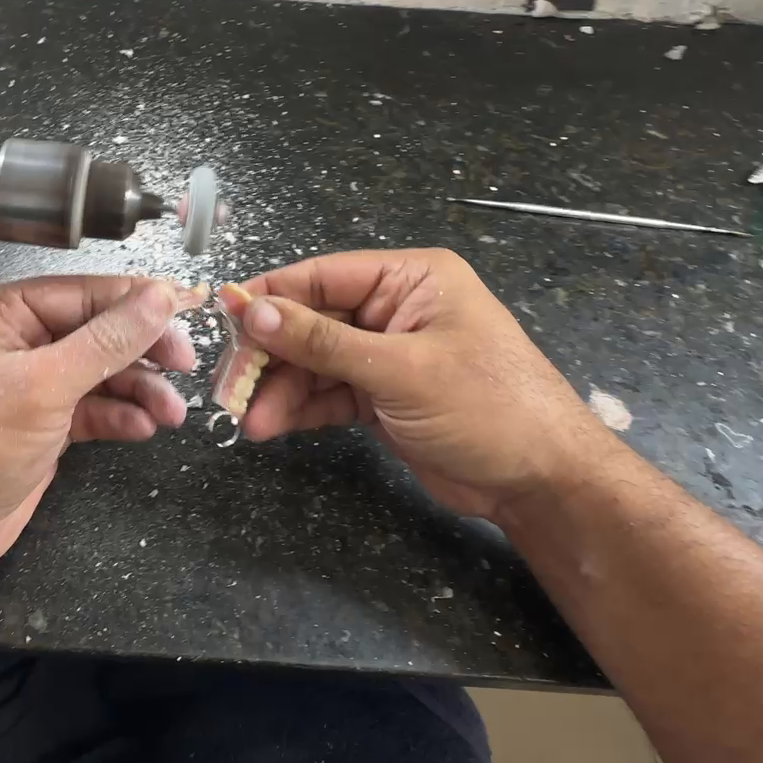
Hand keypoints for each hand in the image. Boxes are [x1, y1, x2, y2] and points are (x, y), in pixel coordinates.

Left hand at [0, 276, 201, 571]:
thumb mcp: (45, 387)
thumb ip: (108, 341)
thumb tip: (162, 296)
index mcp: (1, 311)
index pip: (84, 292)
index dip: (139, 301)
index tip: (191, 311)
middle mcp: (17, 336)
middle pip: (97, 329)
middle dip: (142, 350)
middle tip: (186, 366)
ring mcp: (31, 379)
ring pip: (100, 369)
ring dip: (138, 389)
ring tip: (171, 413)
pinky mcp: (44, 418)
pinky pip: (92, 404)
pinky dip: (118, 414)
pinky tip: (143, 428)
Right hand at [224, 249, 623, 520]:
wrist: (541, 484)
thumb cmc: (485, 407)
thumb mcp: (400, 370)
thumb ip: (321, 341)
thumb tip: (250, 310)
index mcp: (408, 280)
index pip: (321, 278)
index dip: (269, 297)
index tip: (221, 318)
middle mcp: (391, 309)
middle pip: (309, 323)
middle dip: (269, 356)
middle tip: (229, 386)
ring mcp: (383, 354)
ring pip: (311, 363)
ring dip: (278, 390)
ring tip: (249, 421)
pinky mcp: (378, 395)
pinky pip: (326, 393)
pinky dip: (298, 408)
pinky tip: (270, 426)